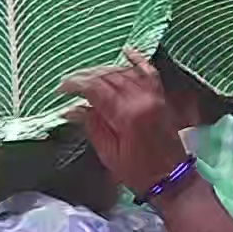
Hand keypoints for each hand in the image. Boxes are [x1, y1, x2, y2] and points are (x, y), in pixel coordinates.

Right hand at [58, 47, 188, 196]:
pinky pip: (148, 72)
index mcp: (126, 115)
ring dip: (103, 71)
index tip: (60, 89)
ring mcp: (153, 96)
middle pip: (108, 77)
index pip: (95, 89)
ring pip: (124, 73)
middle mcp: (141, 99)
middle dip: (85, 77)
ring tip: (85, 77)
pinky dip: (137, 61)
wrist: (172, 179)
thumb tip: (71, 109)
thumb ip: (91, 125)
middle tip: (68, 83)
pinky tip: (125, 51)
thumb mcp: (108, 153)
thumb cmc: (137, 172)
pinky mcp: (160, 97)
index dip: (75, 85)